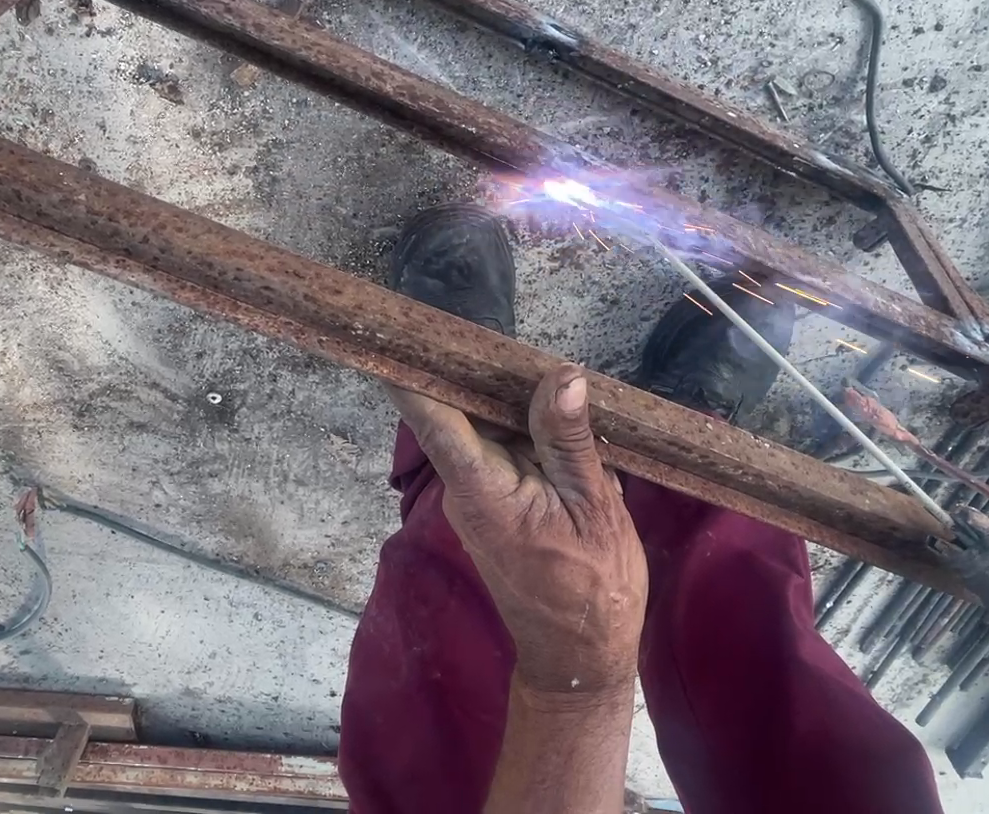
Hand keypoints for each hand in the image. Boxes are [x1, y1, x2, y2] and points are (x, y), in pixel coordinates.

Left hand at [386, 364, 648, 698]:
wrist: (578, 657)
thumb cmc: (592, 587)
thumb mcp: (595, 508)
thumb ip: (570, 441)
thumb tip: (563, 375)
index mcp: (480, 489)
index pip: (432, 420)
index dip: (410, 376)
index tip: (394, 334)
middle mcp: (463, 488)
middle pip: (455, 414)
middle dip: (474, 372)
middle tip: (497, 331)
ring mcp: (474, 496)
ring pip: (479, 429)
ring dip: (505, 399)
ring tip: (537, 363)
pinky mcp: (491, 502)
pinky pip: (496, 449)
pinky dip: (519, 427)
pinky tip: (549, 407)